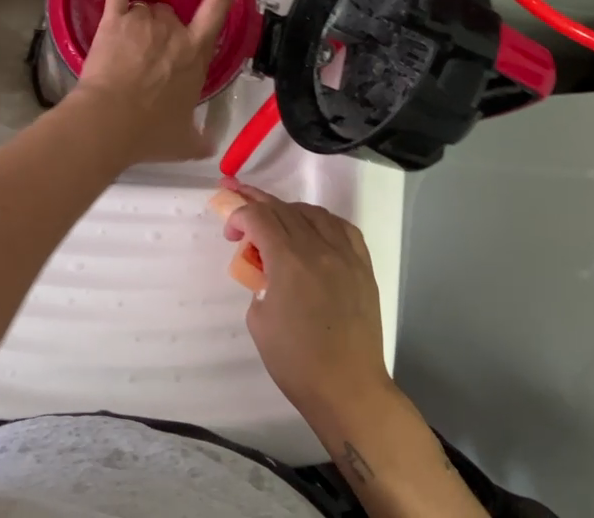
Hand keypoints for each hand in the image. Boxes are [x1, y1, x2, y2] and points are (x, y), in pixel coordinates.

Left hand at [71, 0, 243, 164]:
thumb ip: (200, 139)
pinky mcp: (114, 22)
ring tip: (128, 49)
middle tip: (149, 60)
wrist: (109, 123)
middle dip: (163, 32)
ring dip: (141, 22)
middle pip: (171, 16)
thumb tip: (209, 146)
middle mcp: (172, 32)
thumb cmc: (149, 133)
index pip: (216, 13)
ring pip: (146, 9)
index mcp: (195, 55)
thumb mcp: (185, 142)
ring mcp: (142, 23)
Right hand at [222, 180, 388, 416]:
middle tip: (240, 206)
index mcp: (289, 262)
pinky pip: (343, 229)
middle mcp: (319, 249)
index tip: (230, 230)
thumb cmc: (296, 361)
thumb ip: (260, 283)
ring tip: (276, 221)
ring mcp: (346, 257)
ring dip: (289, 210)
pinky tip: (313, 230)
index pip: (260, 217)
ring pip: (314, 213)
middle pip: (284, 209)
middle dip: (257, 203)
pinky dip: (323, 222)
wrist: (348, 389)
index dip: (238, 214)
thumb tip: (269, 271)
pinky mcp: (363, 269)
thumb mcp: (259, 319)